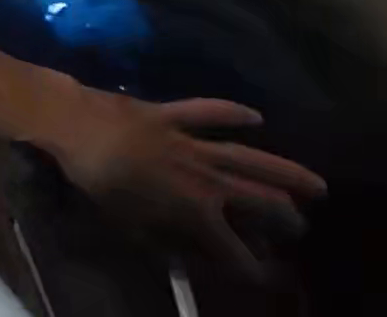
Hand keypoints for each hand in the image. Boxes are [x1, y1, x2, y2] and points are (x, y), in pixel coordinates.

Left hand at [52, 91, 327, 279]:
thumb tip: (180, 258)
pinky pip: (204, 110)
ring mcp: (185, 140)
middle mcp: (199, 175)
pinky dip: (230, 111)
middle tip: (301, 226)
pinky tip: (255, 115)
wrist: (70, 121)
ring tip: (316, 184)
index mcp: (190, 208)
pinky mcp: (166, 112)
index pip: (232, 248)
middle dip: (283, 216)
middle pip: (255, 198)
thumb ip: (158, 241)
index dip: (249, 266)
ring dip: (282, 170)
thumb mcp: (124, 221)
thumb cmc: (92, 173)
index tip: (261, 276)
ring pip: (245, 156)